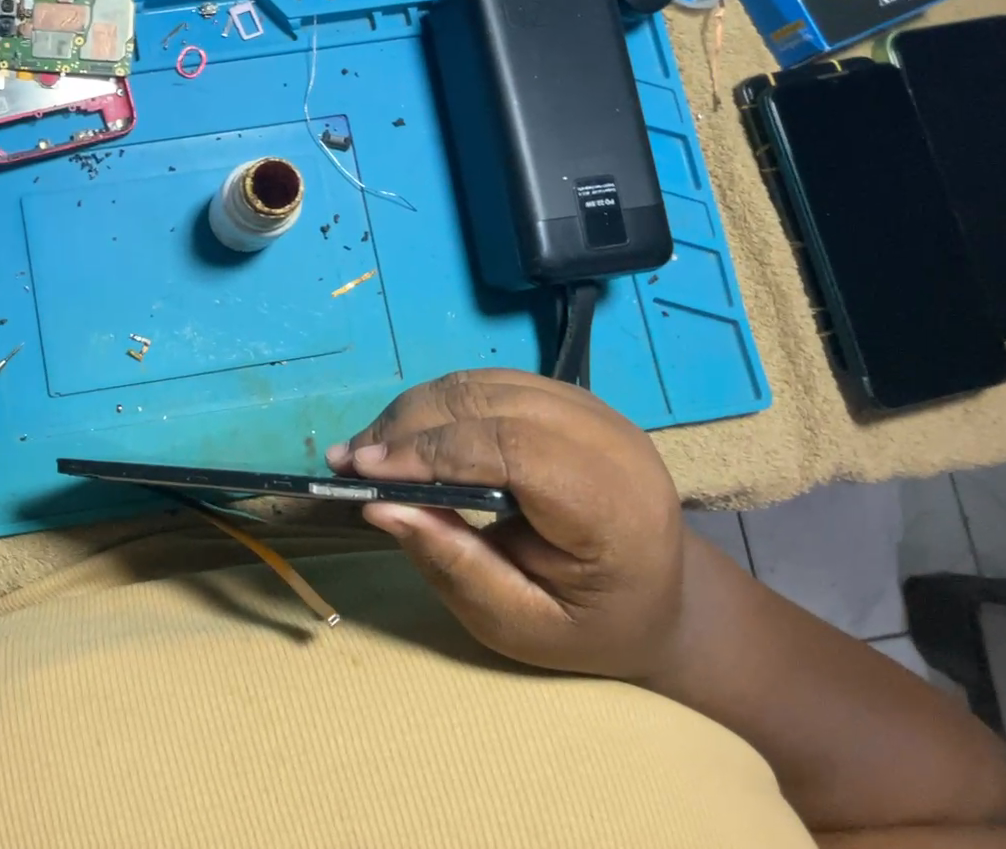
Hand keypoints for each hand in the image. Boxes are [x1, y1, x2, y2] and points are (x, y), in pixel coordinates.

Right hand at [327, 369, 686, 679]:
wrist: (658, 596)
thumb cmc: (587, 623)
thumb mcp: (518, 623)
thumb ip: (454, 566)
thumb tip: (380, 507)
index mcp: (613, 507)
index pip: (512, 449)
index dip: (430, 452)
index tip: (362, 470)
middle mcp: (610, 442)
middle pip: (487, 403)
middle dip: (406, 426)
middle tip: (347, 462)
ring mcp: (592, 410)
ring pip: (477, 384)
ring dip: (411, 411)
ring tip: (365, 451)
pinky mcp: (567, 399)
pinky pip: (483, 383)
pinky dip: (432, 404)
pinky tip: (403, 436)